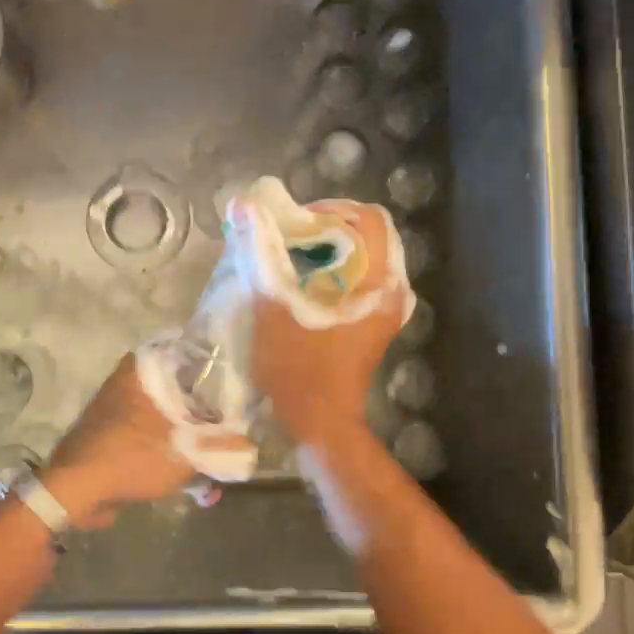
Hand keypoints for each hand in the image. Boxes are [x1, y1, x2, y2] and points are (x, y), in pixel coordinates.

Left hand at [42, 354, 244, 528]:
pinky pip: (155, 435)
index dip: (222, 373)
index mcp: (145, 368)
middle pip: (186, 388)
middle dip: (211, 416)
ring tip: (218, 464)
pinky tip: (194, 482)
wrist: (75, 490)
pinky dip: (173, 451)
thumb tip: (249, 446)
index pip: (194, 355)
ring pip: (172, 415)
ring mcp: (120, 405)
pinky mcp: (115, 432)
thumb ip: (223, 445)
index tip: (246, 392)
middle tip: (236, 435)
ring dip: (194, 439)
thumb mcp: (187, 452)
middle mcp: (131, 378)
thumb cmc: (131, 458)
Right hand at [244, 199, 408, 446]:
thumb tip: (243, 206)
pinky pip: (351, 281)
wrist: (320, 427)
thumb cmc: (300, 370)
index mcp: (379, 283)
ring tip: (284, 260)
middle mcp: (390, 291)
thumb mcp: (274, 309)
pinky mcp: (368, 324)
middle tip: (282, 239)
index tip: (294, 223)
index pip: (368, 218)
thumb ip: (261, 255)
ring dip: (321, 253)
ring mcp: (382, 310)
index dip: (330, 210)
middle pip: (362, 236)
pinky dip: (324, 274)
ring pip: (356, 259)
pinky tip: (293, 286)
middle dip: (321, 231)